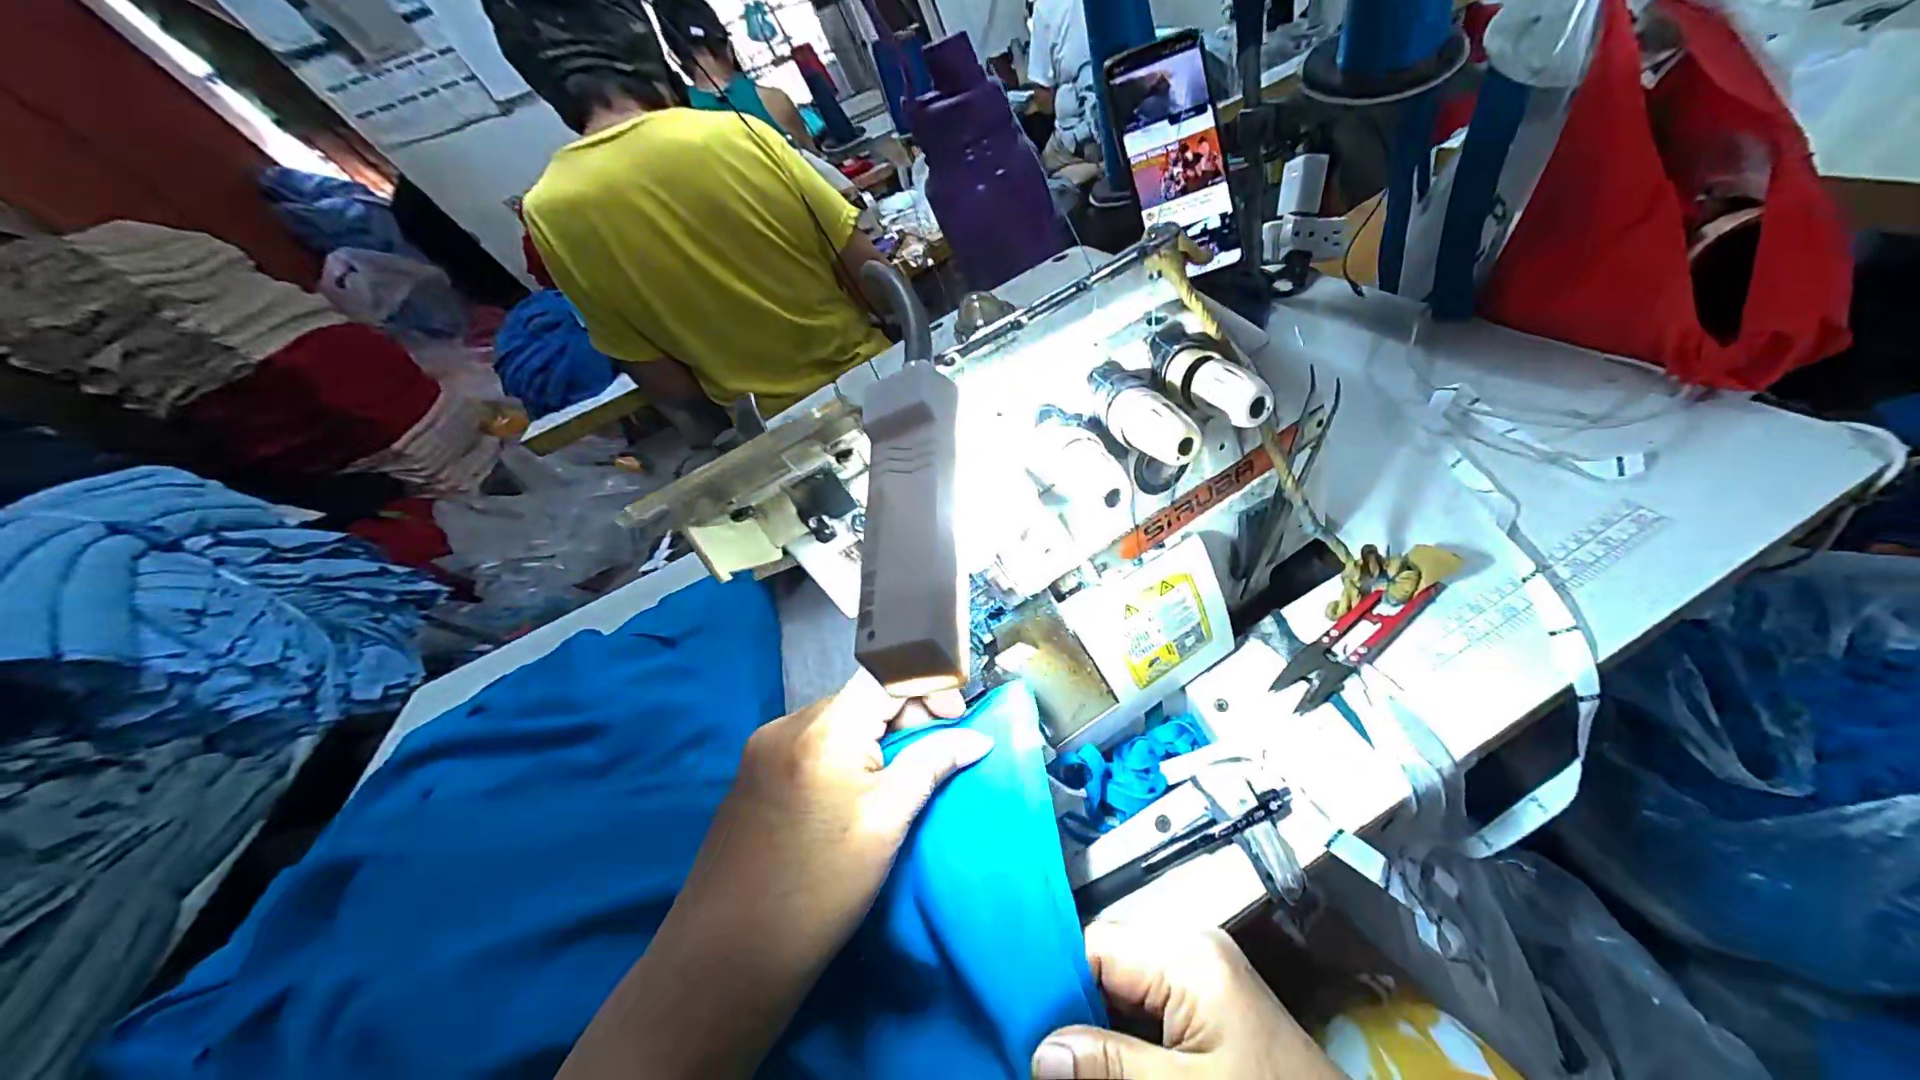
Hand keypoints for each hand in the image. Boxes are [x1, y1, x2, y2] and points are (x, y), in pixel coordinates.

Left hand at [559, 673, 989, 1079]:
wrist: (729, 955)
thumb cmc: (820, 890)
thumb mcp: (886, 823)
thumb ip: (930, 766)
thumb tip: (976, 738)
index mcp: (822, 730)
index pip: (886, 675)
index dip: (927, 686)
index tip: (957, 718)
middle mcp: (787, 723)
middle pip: (861, 694)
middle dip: (907, 711)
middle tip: (940, 746)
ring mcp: (763, 745)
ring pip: (838, 716)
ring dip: (876, 731)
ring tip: (903, 768)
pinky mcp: (753, 769)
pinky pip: (812, 739)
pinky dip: (844, 748)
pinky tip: (858, 783)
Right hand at [1031, 923, 1344, 1079]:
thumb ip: (1112, 1066)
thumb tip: (1040, 1053)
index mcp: (1187, 954)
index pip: (1095, 948)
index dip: (1055, 986)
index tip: (1021, 1029)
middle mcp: (1189, 951)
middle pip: (1105, 968)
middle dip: (1073, 1013)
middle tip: (1040, 1058)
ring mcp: (1198, 978)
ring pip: (1120, 992)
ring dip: (1095, 1031)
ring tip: (1063, 1065)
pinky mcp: (1205, 1007)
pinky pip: (1145, 1010)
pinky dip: (1122, 1039)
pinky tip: (1103, 1066)